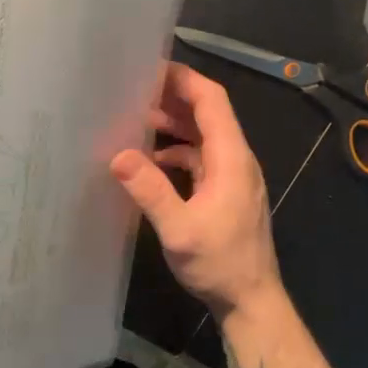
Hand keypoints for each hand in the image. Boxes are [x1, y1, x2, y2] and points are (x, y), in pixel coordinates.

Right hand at [111, 63, 283, 321]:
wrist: (250, 298)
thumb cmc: (218, 263)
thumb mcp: (179, 229)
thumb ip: (150, 191)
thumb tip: (118, 156)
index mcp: (231, 158)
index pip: (211, 101)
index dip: (183, 80)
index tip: (151, 69)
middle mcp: (237, 161)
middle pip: (208, 115)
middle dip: (173, 100)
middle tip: (134, 94)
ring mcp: (234, 179)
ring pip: (204, 139)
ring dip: (174, 128)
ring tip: (136, 123)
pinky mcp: (227, 196)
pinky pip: (203, 162)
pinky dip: (179, 155)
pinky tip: (153, 164)